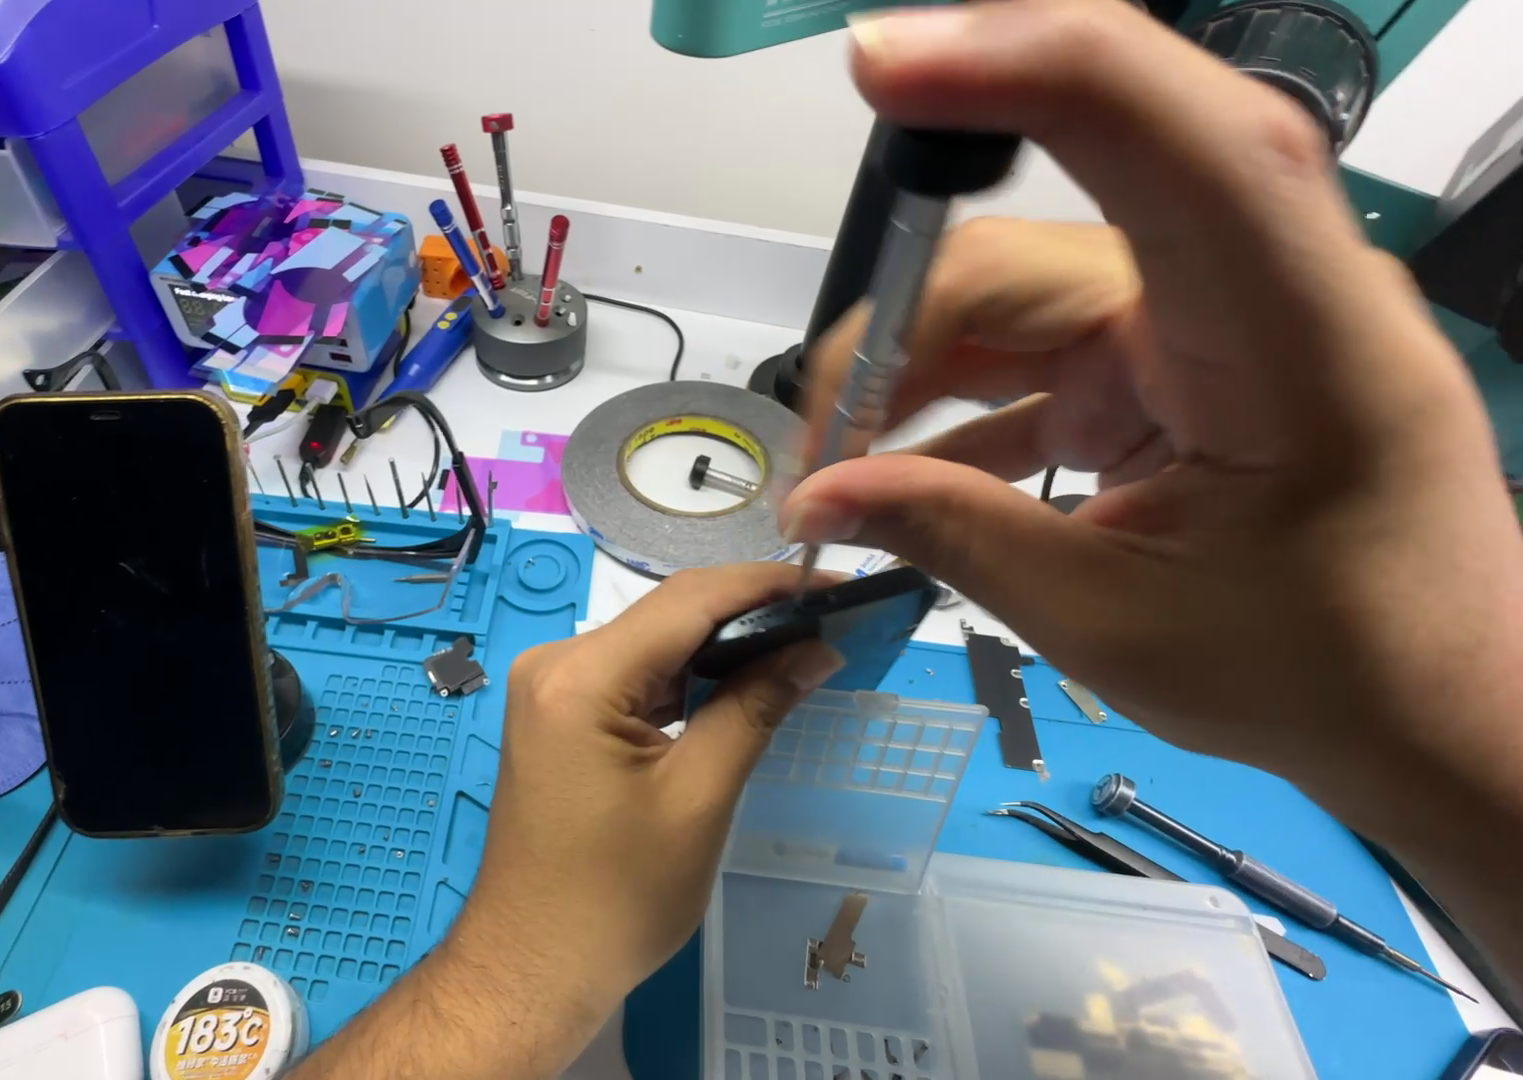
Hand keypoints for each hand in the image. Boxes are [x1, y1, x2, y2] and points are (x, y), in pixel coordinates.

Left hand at [450, 564, 842, 1019]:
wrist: (534, 962)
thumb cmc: (616, 898)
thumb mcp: (699, 801)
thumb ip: (755, 709)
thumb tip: (814, 650)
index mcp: (580, 677)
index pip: (686, 601)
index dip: (764, 585)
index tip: (832, 582)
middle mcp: (555, 662)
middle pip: (666, 616)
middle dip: (748, 612)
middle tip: (827, 615)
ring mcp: (551, 684)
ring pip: (651, 642)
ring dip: (720, 643)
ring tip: (798, 641)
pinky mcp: (559, 709)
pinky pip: (632, 673)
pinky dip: (686, 674)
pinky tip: (738, 676)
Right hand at [783, 0, 1522, 985]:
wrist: (1421, 713)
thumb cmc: (1313, 670)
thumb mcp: (1106, 618)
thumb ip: (952, 537)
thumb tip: (812, 501)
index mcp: (1282, 332)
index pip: (1170, 136)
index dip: (1023, 68)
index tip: (882, 60)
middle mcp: (1228, 295)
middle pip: (1017, 257)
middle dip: (891, 340)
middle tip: (817, 450)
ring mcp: (1177, 330)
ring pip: (993, 306)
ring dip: (900, 381)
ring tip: (842, 472)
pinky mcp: (1140, 371)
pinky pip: (1009, 364)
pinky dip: (937, 417)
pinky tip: (894, 481)